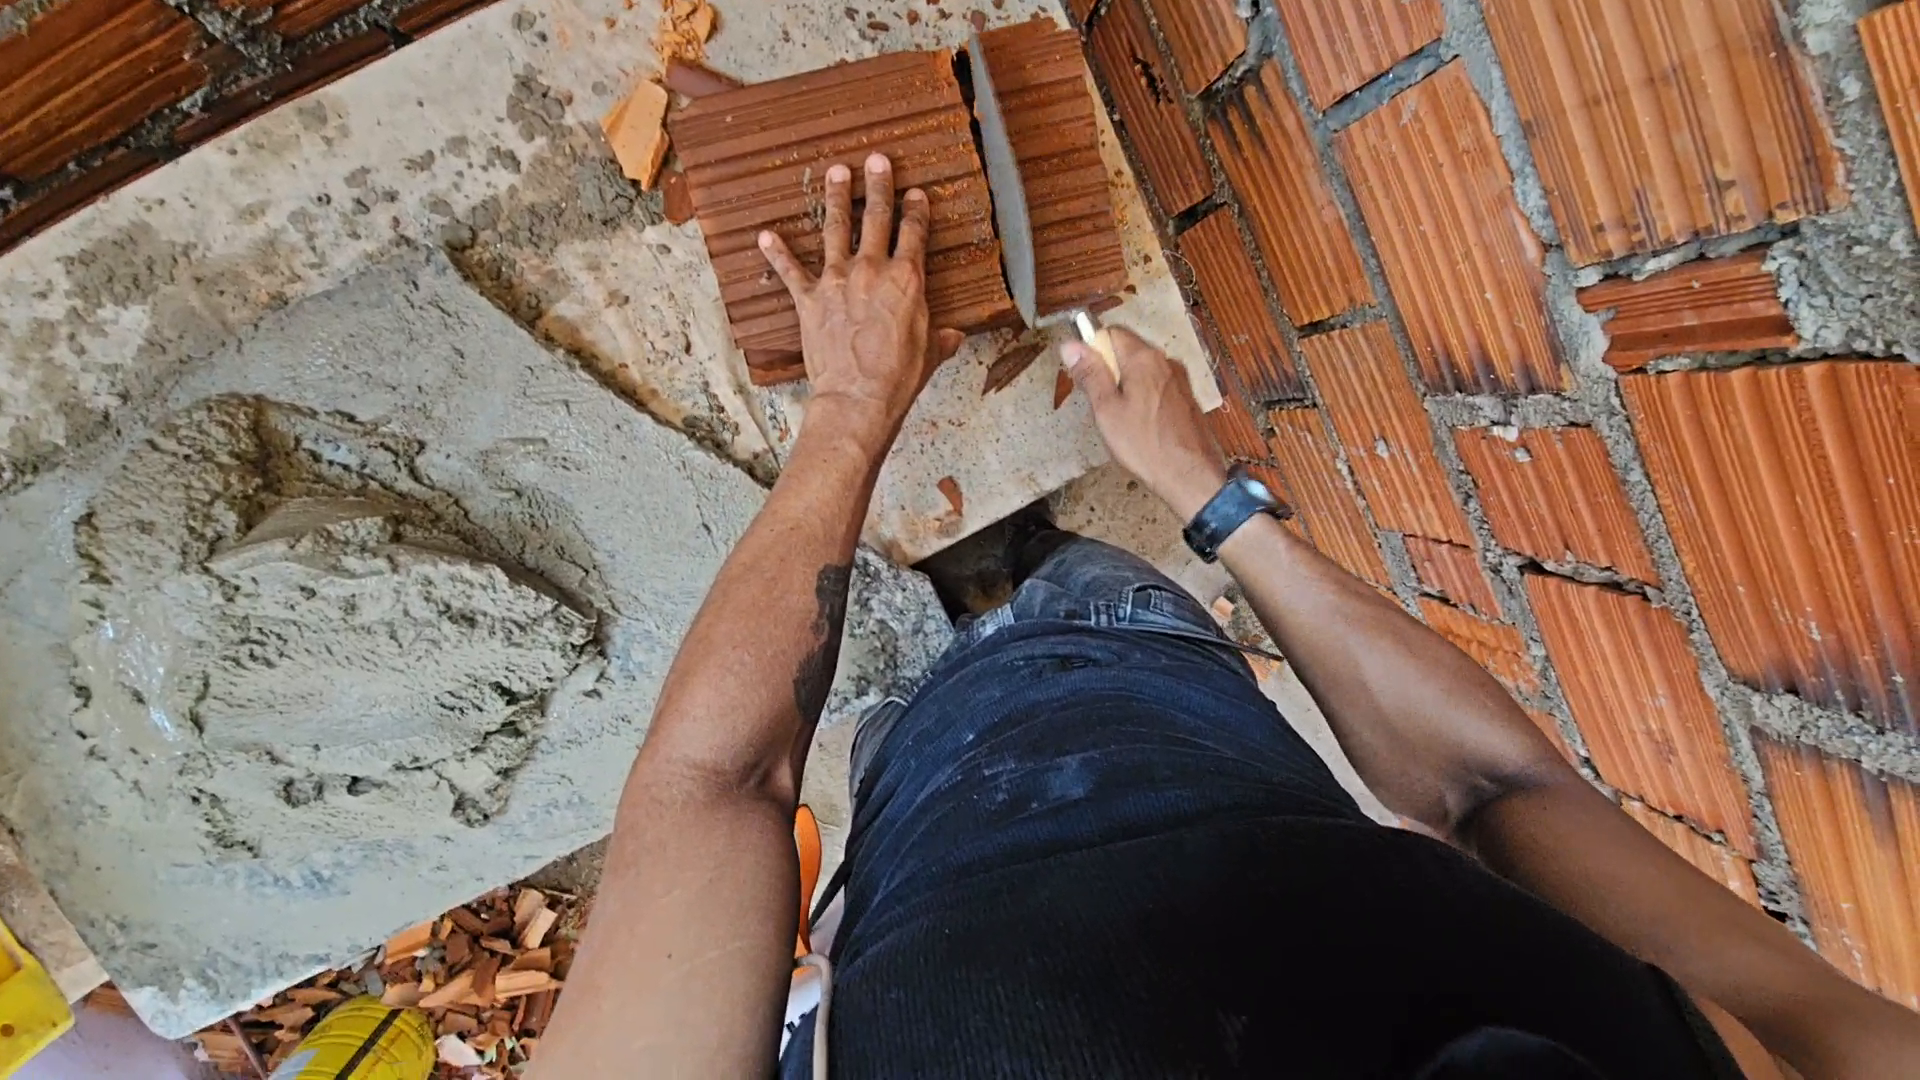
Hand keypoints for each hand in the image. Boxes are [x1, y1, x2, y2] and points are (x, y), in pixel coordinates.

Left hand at [759, 153, 966, 452]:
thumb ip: (943, 338)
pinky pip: (790, 271)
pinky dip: (777, 253)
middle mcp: (872, 271)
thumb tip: (956, 336)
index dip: (916, 210)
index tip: (916, 194)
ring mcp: (838, 282)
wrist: (858, 398)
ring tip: (836, 172)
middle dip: (878, 185)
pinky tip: (766, 236)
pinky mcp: (810, 300)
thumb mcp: (931, 355)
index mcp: (907, 280)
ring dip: (836, 198)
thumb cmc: (898, 379)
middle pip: (876, 217)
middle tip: (877, 160)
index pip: (914, 234)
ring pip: (835, 229)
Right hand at [1062, 326, 1227, 520]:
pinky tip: (1138, 425)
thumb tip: (1070, 344)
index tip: (1084, 377)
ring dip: (1124, 385)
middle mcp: (1165, 361)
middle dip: (1108, 369)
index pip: (1111, 332)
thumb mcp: (1107, 410)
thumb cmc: (1143, 445)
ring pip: (1142, 369)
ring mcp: (1179, 379)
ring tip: (1117, 419)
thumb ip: (1090, 374)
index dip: (1092, 348)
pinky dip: (1141, 396)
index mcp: (1144, 358)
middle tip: (1099, 404)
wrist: (1189, 475)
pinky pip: (1156, 385)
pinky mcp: (1186, 398)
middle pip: (1128, 350)